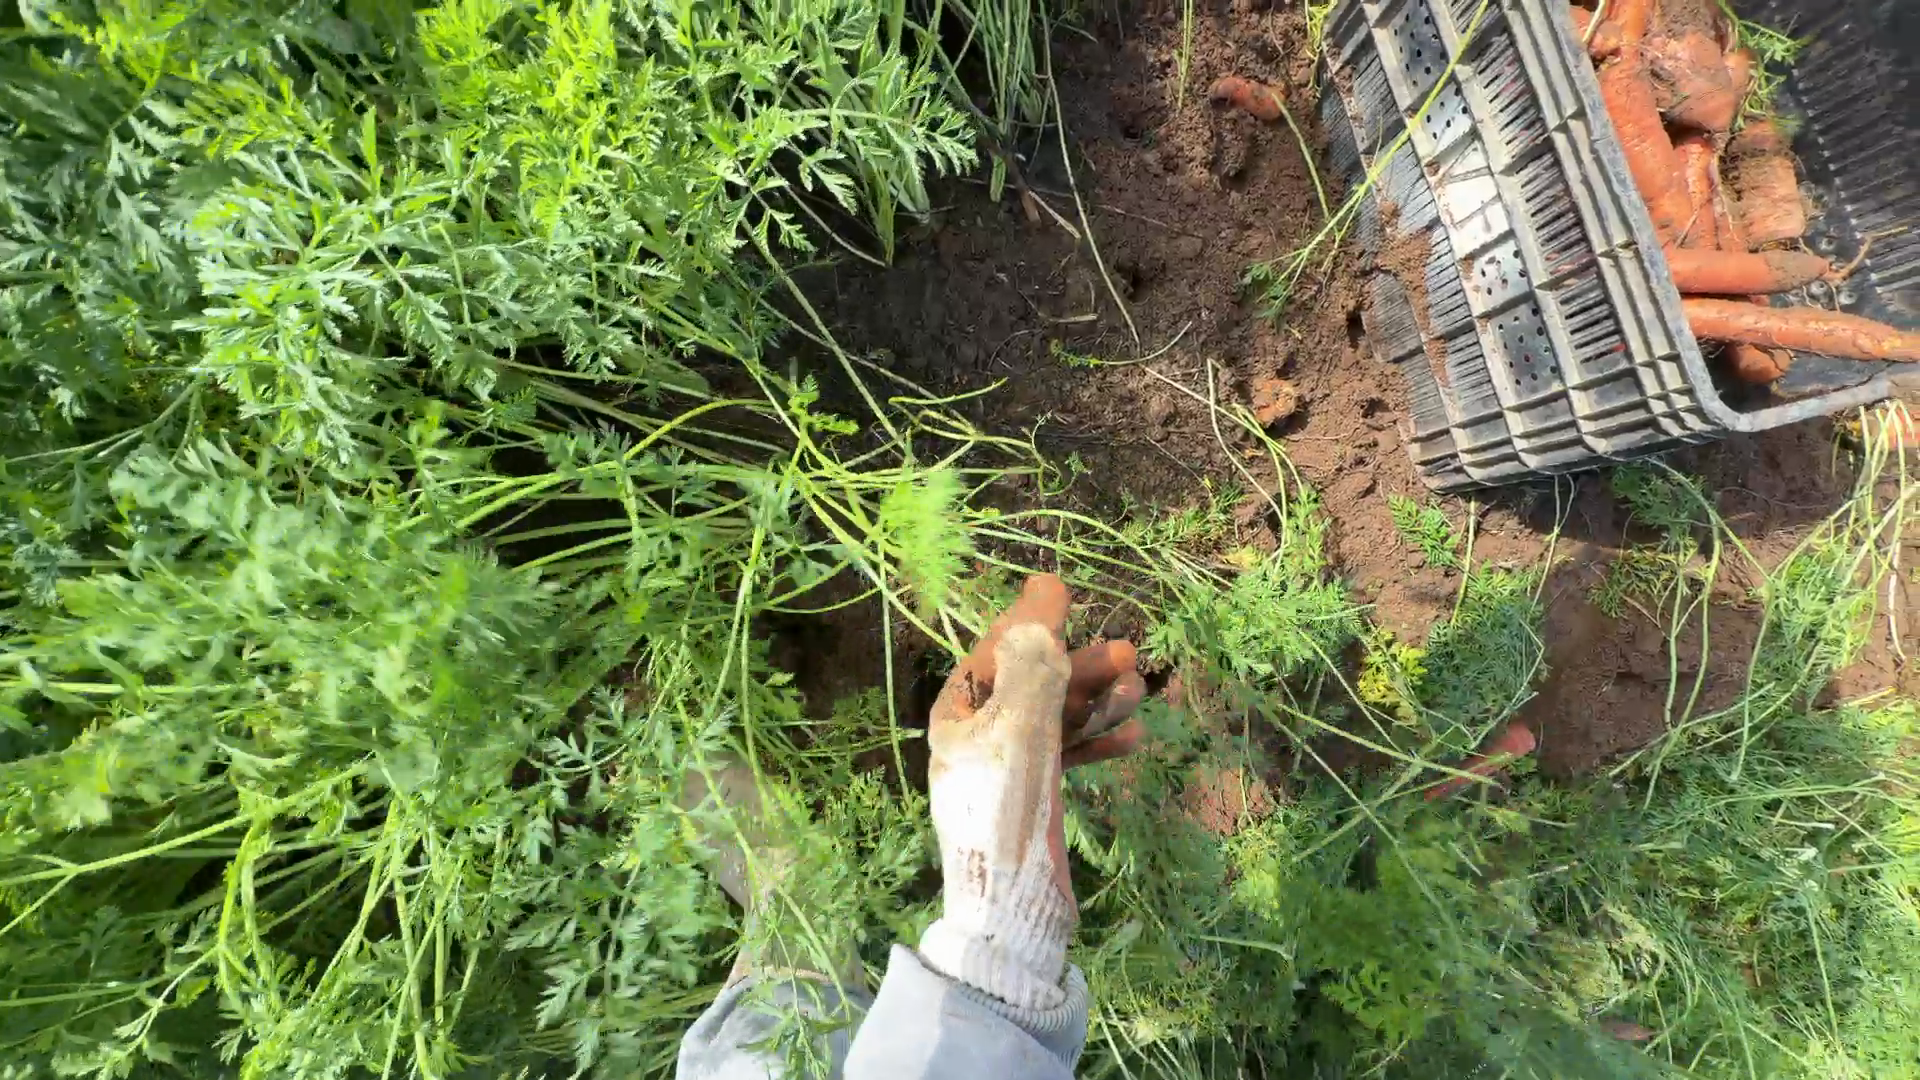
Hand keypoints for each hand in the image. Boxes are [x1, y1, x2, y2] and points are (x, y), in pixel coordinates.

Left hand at [918, 574, 1146, 1011]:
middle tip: (1129, 654)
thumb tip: (1048, 583)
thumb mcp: (1019, 721)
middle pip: (1036, 681)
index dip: (1031, 620)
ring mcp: (1010, 765)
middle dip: (1081, 666)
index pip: (996, 649)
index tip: (1066, 594)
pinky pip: (1070, 755)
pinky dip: (1098, 743)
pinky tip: (1133, 737)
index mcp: (959, 710)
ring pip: (1059, 717)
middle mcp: (981, 732)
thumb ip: (1035, 654)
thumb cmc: (1004, 806)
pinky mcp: (1036, 794)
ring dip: (1097, 702)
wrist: (1011, 915)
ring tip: (1137, 693)